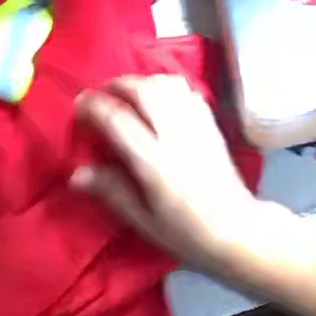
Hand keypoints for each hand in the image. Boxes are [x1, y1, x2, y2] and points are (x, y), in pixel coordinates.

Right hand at [73, 75, 266, 272]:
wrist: (237, 229)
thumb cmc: (187, 233)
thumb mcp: (144, 221)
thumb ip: (113, 191)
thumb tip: (77, 173)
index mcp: (156, 163)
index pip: (119, 121)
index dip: (95, 107)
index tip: (79, 105)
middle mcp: (178, 137)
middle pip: (145, 91)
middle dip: (118, 85)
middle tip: (101, 94)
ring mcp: (198, 127)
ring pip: (169, 85)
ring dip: (144, 82)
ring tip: (128, 94)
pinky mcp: (212, 125)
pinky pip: (189, 92)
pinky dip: (168, 88)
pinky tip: (159, 100)